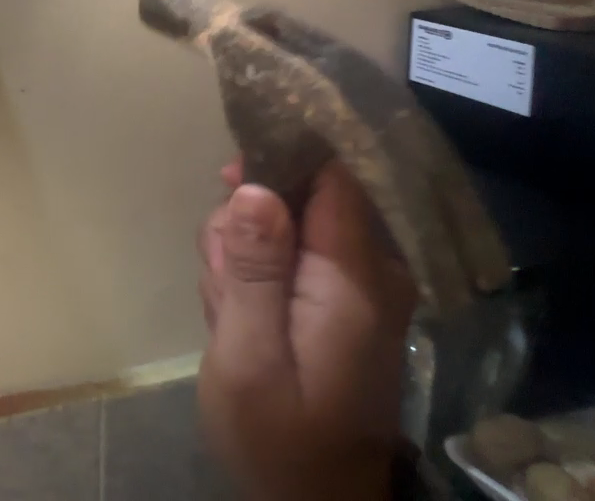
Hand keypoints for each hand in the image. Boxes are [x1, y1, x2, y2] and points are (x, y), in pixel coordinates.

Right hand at [196, 160, 416, 500]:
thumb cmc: (277, 437)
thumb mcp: (248, 356)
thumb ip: (253, 270)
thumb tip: (252, 187)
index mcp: (354, 279)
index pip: (333, 175)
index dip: (278, 157)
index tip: (228, 177)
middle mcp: (370, 271)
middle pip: (296, 197)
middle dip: (244, 226)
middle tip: (224, 281)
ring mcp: (358, 285)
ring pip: (281, 225)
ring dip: (242, 256)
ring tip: (231, 311)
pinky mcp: (341, 299)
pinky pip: (287, 256)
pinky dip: (253, 277)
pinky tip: (241, 316)